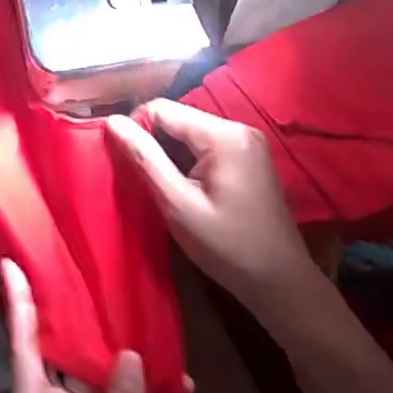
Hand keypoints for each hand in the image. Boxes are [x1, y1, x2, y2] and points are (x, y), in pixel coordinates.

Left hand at [0, 259, 151, 392]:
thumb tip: (128, 354)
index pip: (24, 361)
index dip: (17, 311)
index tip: (10, 265)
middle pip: (61, 364)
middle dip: (85, 326)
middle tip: (103, 278)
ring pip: (90, 384)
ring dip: (121, 364)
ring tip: (151, 329)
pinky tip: (171, 387)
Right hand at [105, 100, 320, 320]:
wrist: (281, 283)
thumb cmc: (226, 247)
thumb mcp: (177, 204)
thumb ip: (144, 158)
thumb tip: (111, 121)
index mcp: (223, 135)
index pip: (162, 109)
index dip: (136, 129)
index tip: (124, 162)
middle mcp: (238, 127)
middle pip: (177, 118)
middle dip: (153, 142)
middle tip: (141, 179)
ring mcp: (247, 141)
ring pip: (189, 132)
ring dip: (169, 153)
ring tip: (162, 186)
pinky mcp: (249, 156)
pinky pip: (205, 145)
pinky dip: (187, 160)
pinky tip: (184, 188)